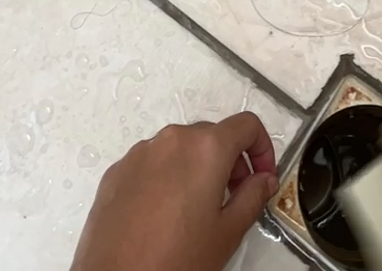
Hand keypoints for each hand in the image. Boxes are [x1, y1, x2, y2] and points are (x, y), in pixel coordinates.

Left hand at [69, 112, 277, 270]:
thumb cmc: (175, 260)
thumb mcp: (227, 233)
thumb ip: (252, 198)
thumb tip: (263, 180)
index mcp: (206, 148)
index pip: (247, 125)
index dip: (262, 148)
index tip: (262, 175)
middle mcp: (173, 139)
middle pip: (212, 135)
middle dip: (230, 161)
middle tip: (234, 198)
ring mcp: (141, 152)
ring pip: (180, 148)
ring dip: (197, 168)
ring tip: (196, 211)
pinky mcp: (118, 169)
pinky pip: (152, 162)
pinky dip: (166, 177)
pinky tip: (164, 215)